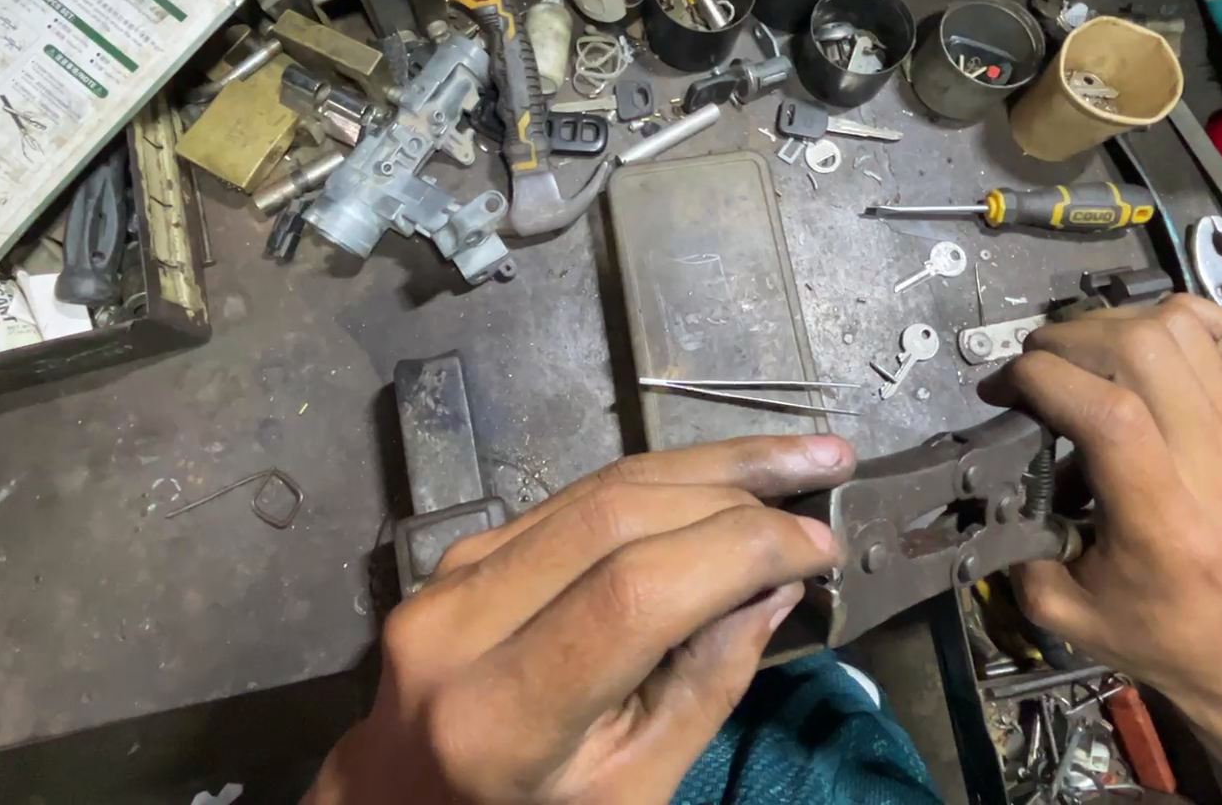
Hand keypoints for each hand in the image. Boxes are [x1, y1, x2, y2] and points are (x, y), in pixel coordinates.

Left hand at [305, 434, 854, 803]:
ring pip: (599, 487)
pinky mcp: (467, 545)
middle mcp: (460, 620)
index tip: (819, 542)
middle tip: (821, 470)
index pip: (635, 592)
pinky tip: (717, 472)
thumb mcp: (628, 798)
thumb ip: (702, 688)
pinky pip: (576, 496)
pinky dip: (658, 480)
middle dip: (733, 486)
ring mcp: (454, 569)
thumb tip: (773, 584)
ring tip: (790, 451)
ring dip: (705, 463)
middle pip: (617, 516)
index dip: (738, 551)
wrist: (399, 803)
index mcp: (496, 716)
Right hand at [980, 294, 1221, 720]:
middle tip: (1032, 371)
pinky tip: (1143, 345)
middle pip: (1143, 349)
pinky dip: (1182, 320)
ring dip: (1110, 325)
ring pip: (1182, 329)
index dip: (1039, 379)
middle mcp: (1215, 465)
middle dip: (1064, 340)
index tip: (1000, 391)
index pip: (1108, 410)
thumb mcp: (1062, 609)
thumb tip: (984, 479)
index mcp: (1164, 521)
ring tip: (1076, 356)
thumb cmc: (1161, 634)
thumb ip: (1013, 544)